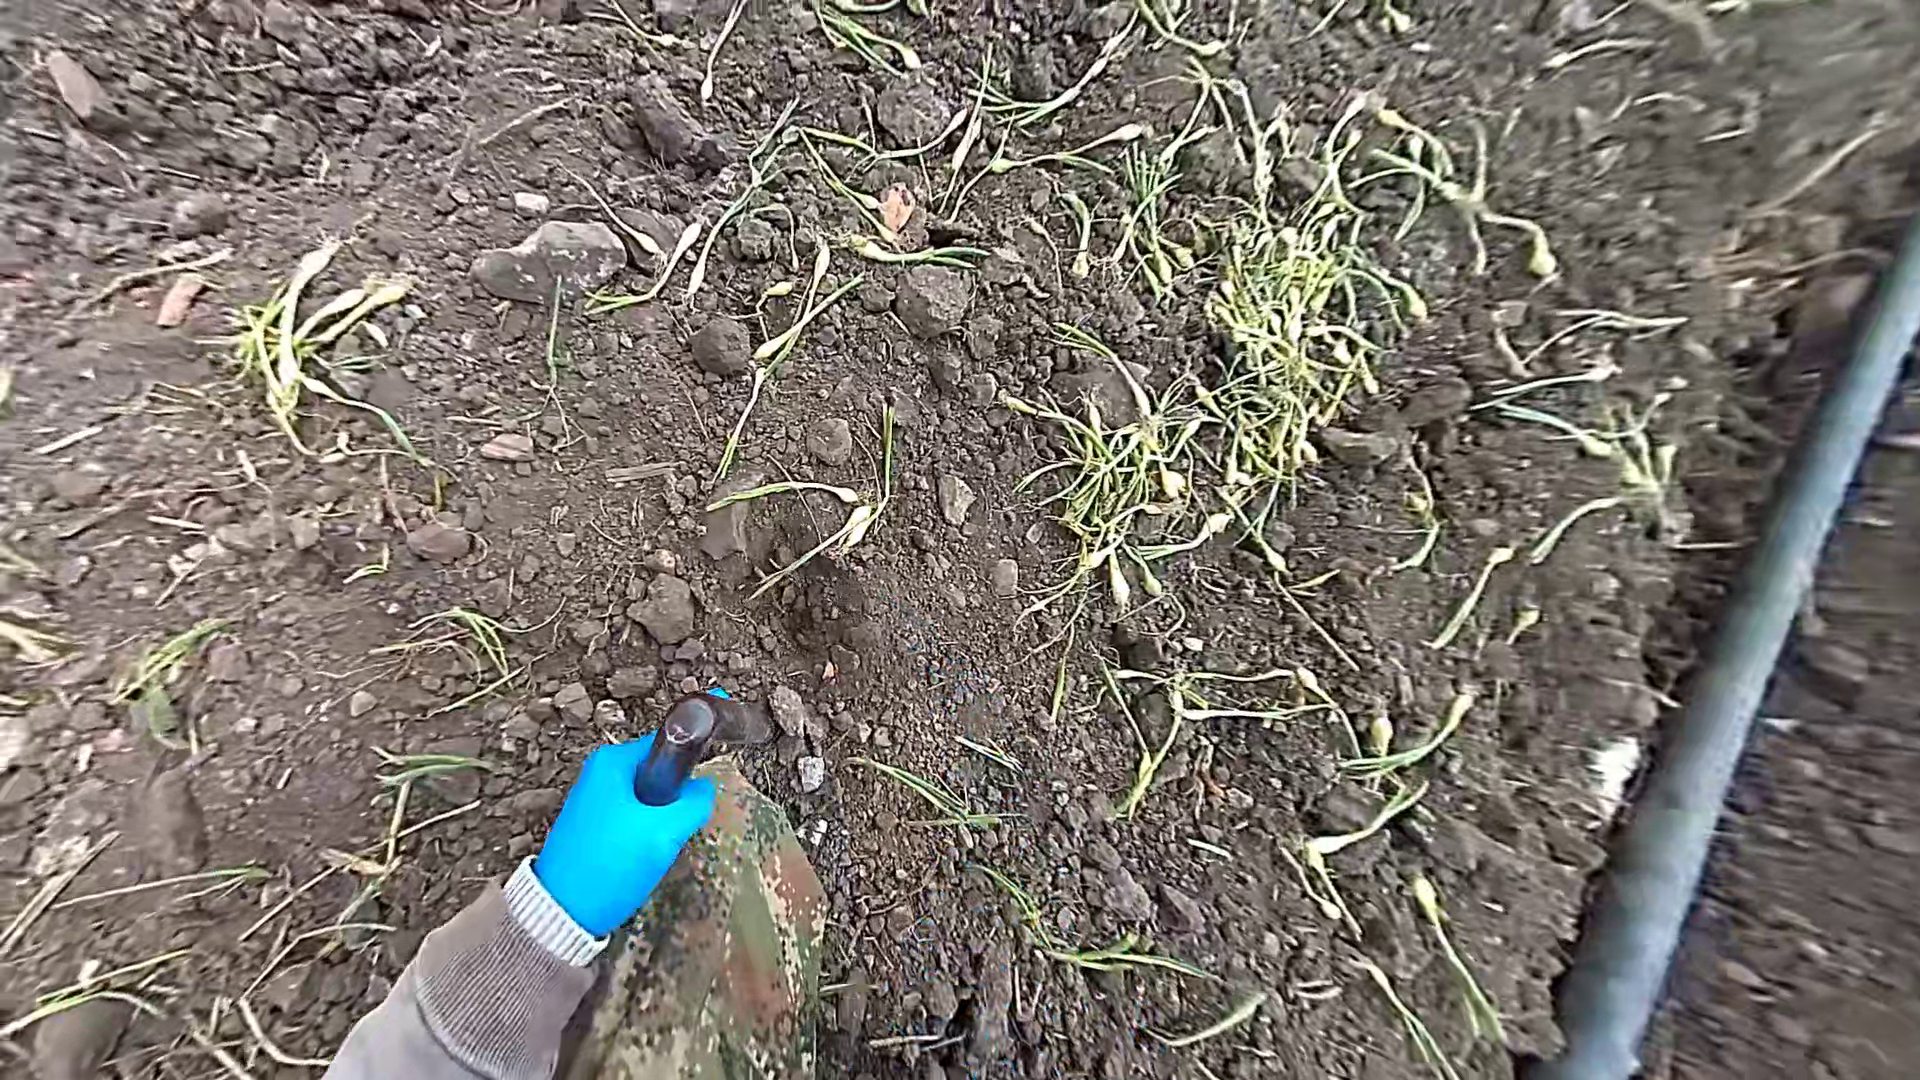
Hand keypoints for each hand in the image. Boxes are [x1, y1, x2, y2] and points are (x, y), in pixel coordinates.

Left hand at [532, 737, 717, 936]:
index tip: (719, 755)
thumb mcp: (666, 830)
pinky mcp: (594, 823)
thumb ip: (696, 800)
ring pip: (652, 795)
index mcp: (613, 761)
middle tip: (681, 821)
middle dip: (678, 795)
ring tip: (661, 842)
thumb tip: (703, 789)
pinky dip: (648, 828)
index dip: (696, 752)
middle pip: (663, 770)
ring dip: (664, 816)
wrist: (558, 919)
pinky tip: (645, 852)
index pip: (670, 740)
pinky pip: (637, 813)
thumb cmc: (610, 865)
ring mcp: (595, 799)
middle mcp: (600, 773)